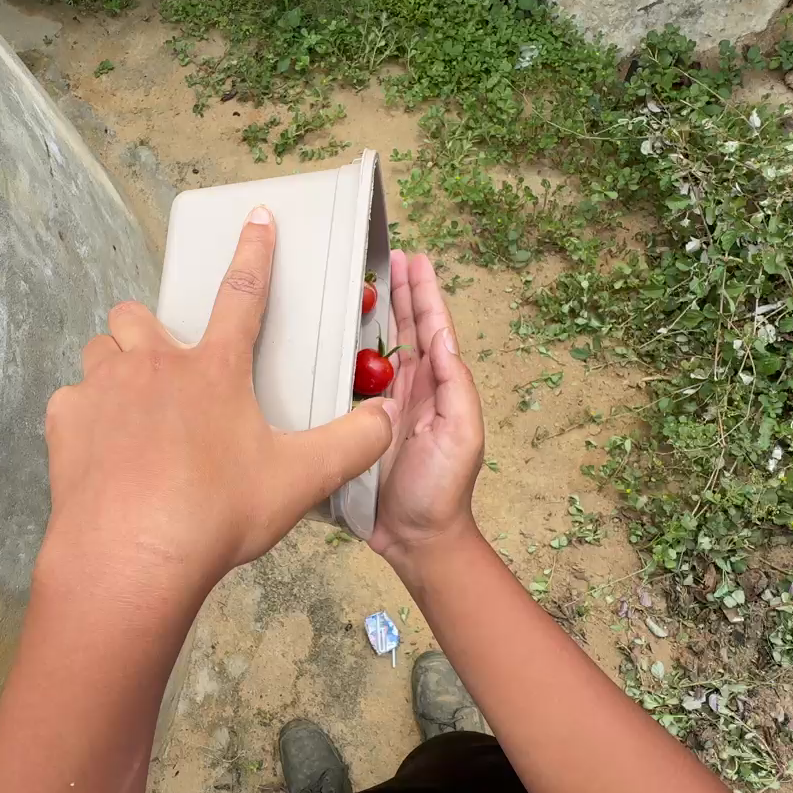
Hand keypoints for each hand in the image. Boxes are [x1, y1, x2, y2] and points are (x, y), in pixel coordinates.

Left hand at [38, 206, 395, 624]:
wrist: (132, 557)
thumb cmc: (215, 513)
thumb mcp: (300, 479)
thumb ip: (352, 444)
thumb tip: (385, 419)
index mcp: (213, 369)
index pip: (242, 293)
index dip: (255, 252)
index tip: (257, 218)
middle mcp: (153, 365)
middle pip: (138, 314)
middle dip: (149, 331)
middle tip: (167, 374)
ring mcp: (103, 388)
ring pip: (100, 350)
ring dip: (116, 368)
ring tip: (134, 412)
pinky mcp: (65, 421)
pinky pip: (71, 401)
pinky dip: (87, 416)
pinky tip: (103, 454)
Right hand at [369, 250, 484, 562]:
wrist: (414, 535)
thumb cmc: (442, 488)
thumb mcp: (461, 434)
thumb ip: (454, 386)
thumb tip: (440, 338)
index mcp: (438, 386)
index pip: (432, 328)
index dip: (424, 292)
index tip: (415, 258)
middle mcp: (411, 388)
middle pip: (405, 329)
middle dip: (400, 291)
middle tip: (388, 256)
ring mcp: (382, 404)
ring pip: (378, 348)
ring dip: (374, 314)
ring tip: (361, 282)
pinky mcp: (357, 421)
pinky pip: (350, 379)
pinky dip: (345, 352)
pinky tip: (331, 335)